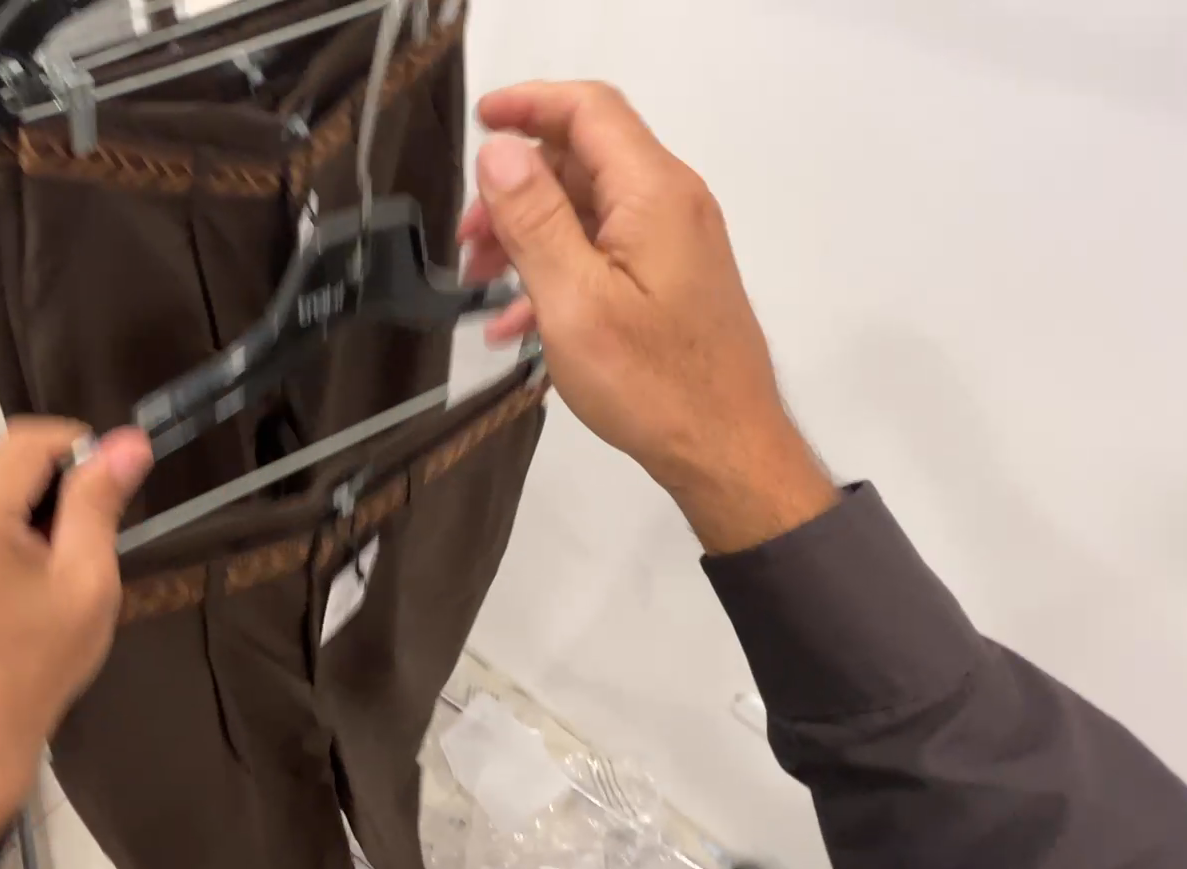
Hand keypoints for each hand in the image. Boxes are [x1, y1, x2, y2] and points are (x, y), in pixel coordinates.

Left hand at [0, 420, 152, 851]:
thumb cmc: (37, 667)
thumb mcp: (86, 583)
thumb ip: (100, 503)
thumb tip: (129, 441)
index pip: (28, 440)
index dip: (77, 448)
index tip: (106, 483)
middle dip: (41, 482)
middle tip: (74, 535)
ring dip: (7, 503)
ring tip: (33, 561)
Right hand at [459, 81, 836, 553]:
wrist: (720, 446)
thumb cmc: (648, 380)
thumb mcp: (575, 300)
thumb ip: (535, 220)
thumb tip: (501, 151)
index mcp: (651, 193)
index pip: (588, 112)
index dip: (529, 104)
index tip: (478, 121)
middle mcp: (667, 205)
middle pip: (581, 164)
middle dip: (514, 192)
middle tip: (466, 243)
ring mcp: (668, 246)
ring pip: (584, 215)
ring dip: (526, 240)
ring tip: (479, 286)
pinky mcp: (665, 283)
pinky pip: (600, 258)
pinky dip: (553, 276)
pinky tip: (513, 323)